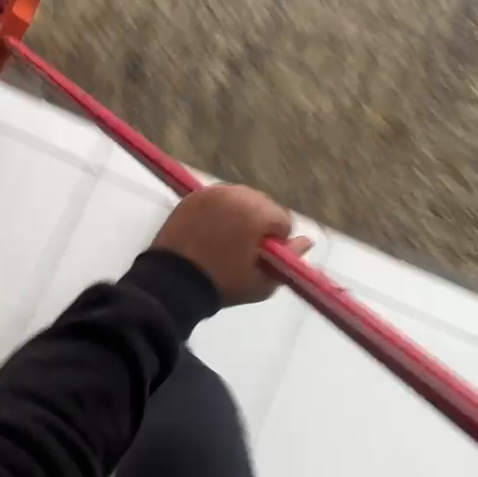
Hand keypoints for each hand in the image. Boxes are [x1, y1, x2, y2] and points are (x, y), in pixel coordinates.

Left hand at [152, 184, 312, 307]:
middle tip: (244, 250)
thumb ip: (289, 260)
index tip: (263, 258)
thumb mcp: (262, 281)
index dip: (277, 241)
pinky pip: (217, 200)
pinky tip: (210, 233)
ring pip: (239, 200)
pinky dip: (219, 212)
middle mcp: (235, 193)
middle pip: (262, 204)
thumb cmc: (221, 283)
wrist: (171, 282)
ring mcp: (211, 192)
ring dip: (240, 216)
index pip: (282, 219)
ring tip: (226, 241)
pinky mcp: (192, 196)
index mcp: (255, 211)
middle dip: (259, 224)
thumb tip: (306, 242)